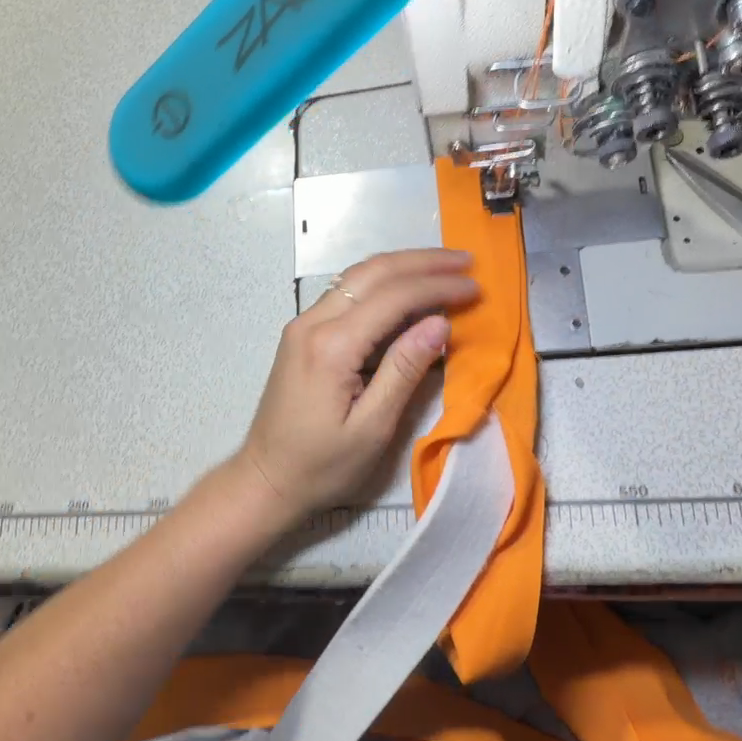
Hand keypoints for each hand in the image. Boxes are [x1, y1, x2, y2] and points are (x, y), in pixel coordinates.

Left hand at [233, 249, 477, 520]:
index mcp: (332, 346)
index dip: (438, 286)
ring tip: (444, 269)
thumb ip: (404, 371)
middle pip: (373, 272)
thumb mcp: (371, 428)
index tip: (475, 286)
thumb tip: (440, 323)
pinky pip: (346, 294)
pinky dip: (382, 284)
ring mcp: (303, 325)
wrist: (266, 479)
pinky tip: (407, 290)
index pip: (393, 296)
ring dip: (402, 268)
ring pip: (357, 277)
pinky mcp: (302, 334)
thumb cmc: (321, 466)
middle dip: (423, 262)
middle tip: (466, 261)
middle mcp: (312, 323)